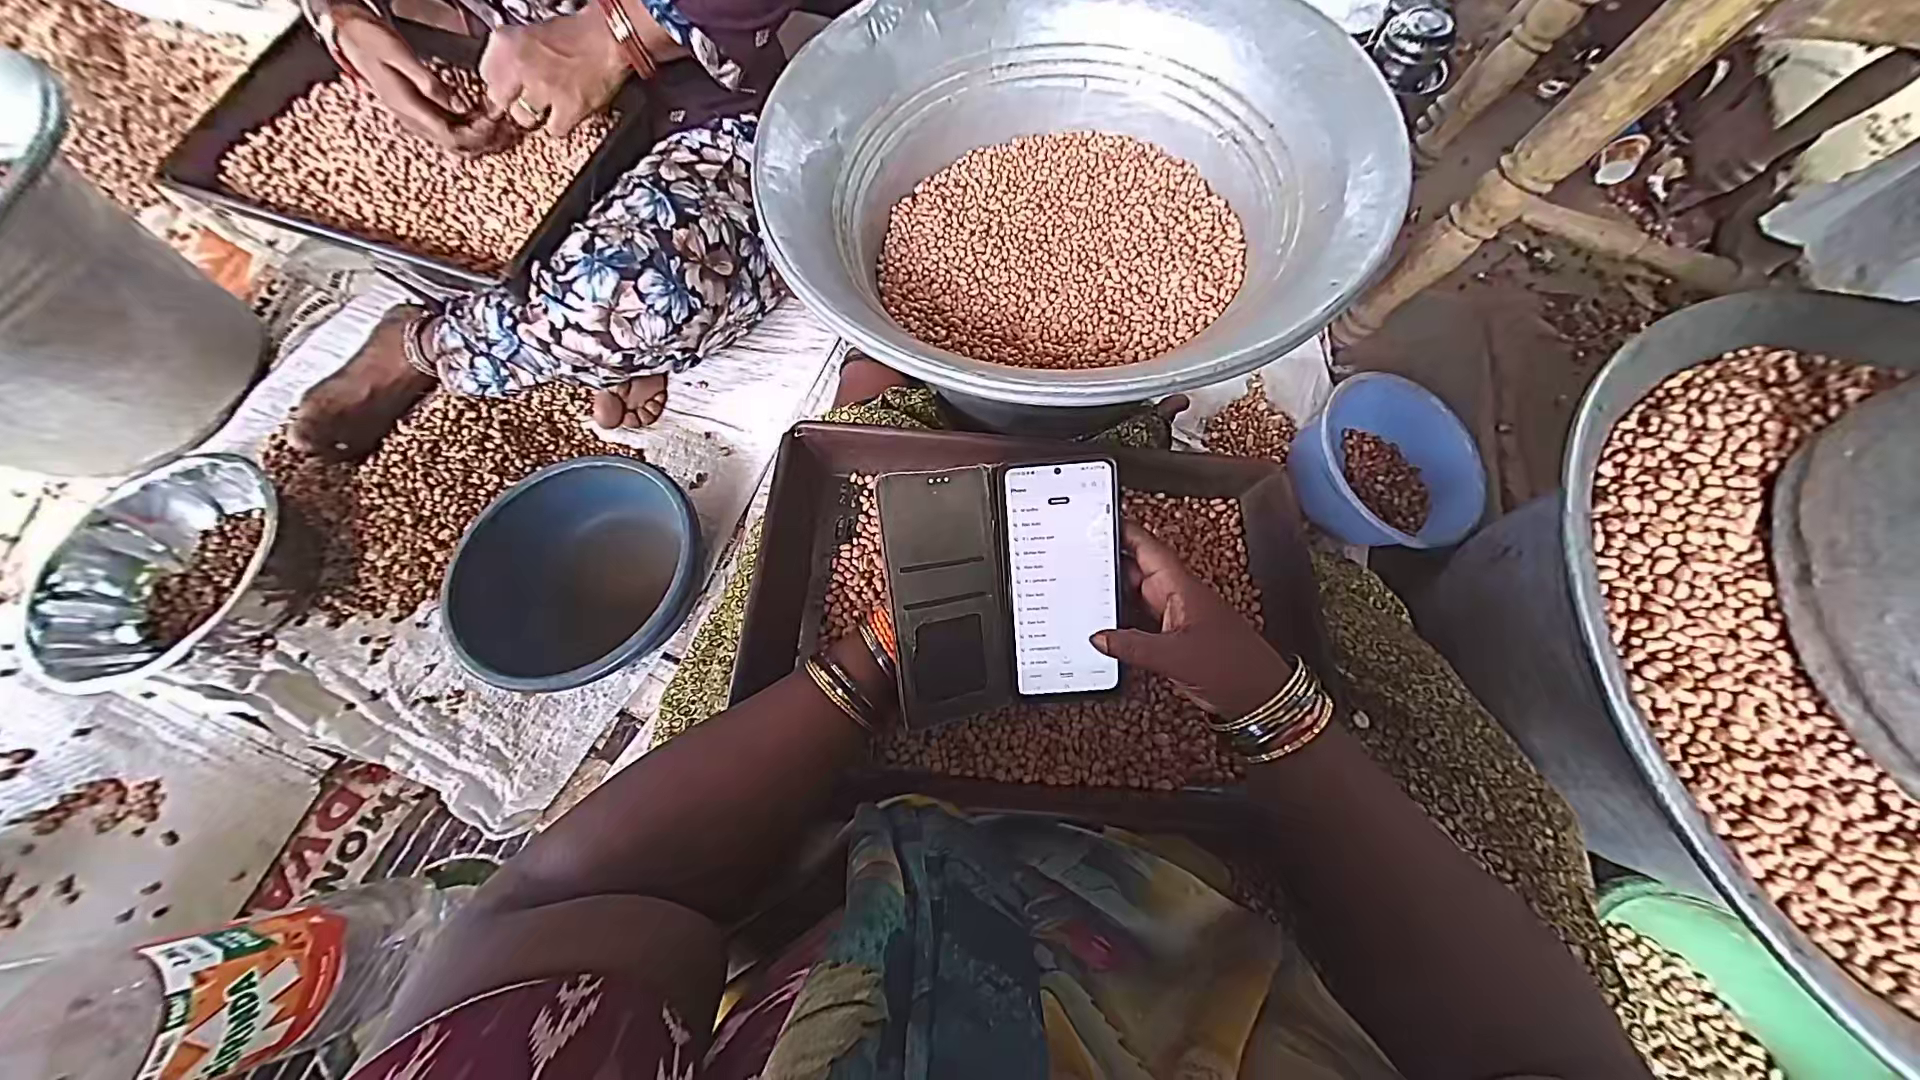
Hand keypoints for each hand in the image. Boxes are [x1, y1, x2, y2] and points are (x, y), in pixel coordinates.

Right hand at [330, 7, 511, 153]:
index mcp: (408, 108)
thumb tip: (458, 106)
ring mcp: (419, 119)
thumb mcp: (397, 54)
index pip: (451, 138)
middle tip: (503, 127)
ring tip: (499, 126)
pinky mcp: (424, 114)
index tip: (493, 122)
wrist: (347, 32)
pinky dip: (472, 129)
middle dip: (484, 141)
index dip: (476, 136)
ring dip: (481, 138)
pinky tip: (484, 119)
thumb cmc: (370, 38)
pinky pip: (453, 130)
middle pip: (459, 146)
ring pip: (458, 142)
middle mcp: (415, 121)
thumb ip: (428, 82)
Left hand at [480, 9, 628, 137]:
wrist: (606, 41)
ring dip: (534, 116)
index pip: (486, 74)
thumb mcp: (529, 34)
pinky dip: (558, 126)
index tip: (505, 91)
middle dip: (511, 104)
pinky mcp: (568, 108)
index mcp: (506, 42)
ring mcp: (544, 88)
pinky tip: (563, 117)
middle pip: (500, 100)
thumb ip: (512, 55)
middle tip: (524, 104)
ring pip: (525, 117)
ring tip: (546, 109)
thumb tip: (506, 79)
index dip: (497, 85)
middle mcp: (520, 64)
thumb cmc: (574, 35)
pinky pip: (554, 129)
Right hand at [1091, 521, 1288, 718]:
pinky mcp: (1174, 636)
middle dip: (1110, 562)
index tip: (1101, 520)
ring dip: (1114, 592)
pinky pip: (1140, 619)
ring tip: (1084, 587)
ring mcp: (1175, 616)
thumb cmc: (1234, 669)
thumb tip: (1099, 637)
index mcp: (1182, 588)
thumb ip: (1133, 646)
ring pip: (1137, 595)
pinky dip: (1122, 618)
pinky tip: (1106, 623)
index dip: (1125, 531)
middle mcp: (1177, 597)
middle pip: (1137, 570)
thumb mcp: (1176, 657)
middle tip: (1079, 556)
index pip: (1148, 549)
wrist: (1260, 696)